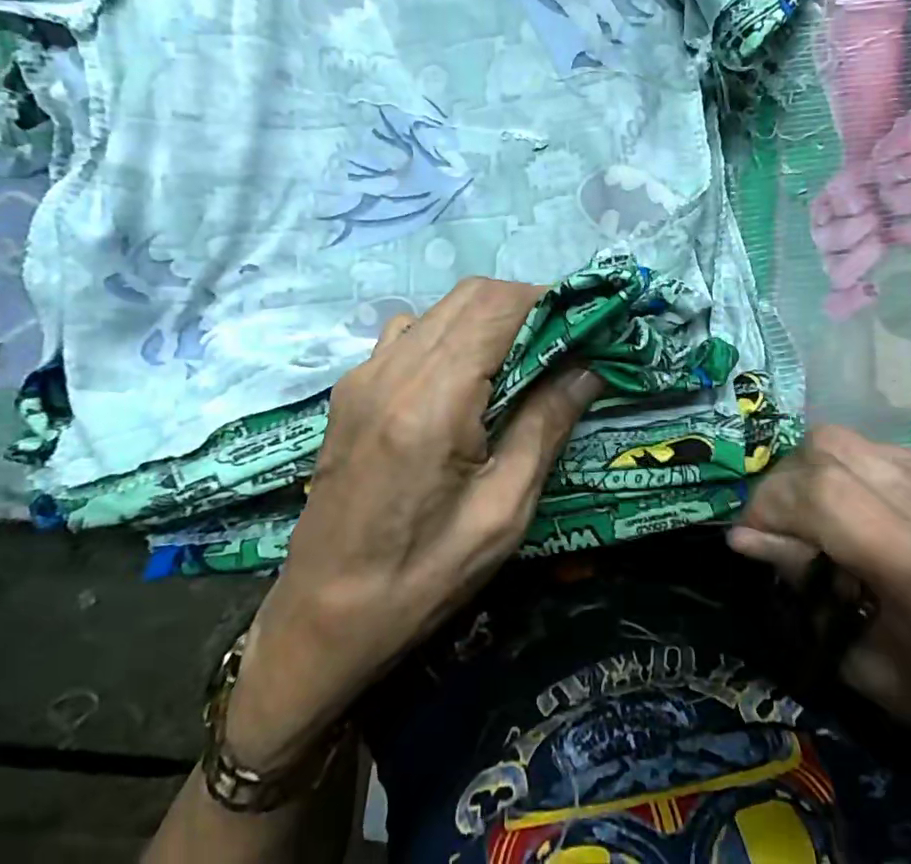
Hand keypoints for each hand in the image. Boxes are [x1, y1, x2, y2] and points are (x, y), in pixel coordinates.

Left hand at [224, 278, 603, 770]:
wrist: (323, 616)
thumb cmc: (423, 577)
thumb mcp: (502, 513)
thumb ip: (546, 426)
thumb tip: (588, 368)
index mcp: (431, 400)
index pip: (499, 307)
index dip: (551, 302)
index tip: (587, 326)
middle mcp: (391, 370)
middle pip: (469, 296)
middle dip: (525, 306)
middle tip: (563, 346)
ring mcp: (363, 376)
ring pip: (439, 310)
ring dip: (487, 320)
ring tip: (519, 365)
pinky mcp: (350, 392)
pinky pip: (408, 336)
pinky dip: (449, 338)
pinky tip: (463, 383)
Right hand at [727, 426, 910, 773]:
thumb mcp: (859, 661)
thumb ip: (803, 586)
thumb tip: (741, 536)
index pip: (825, 495)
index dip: (770, 504)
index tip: (748, 536)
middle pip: (831, 450)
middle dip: (783, 483)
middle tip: (775, 525)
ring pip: (850, 442)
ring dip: (812, 473)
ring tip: (812, 517)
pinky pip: (880, 450)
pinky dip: (849, 472)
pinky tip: (858, 509)